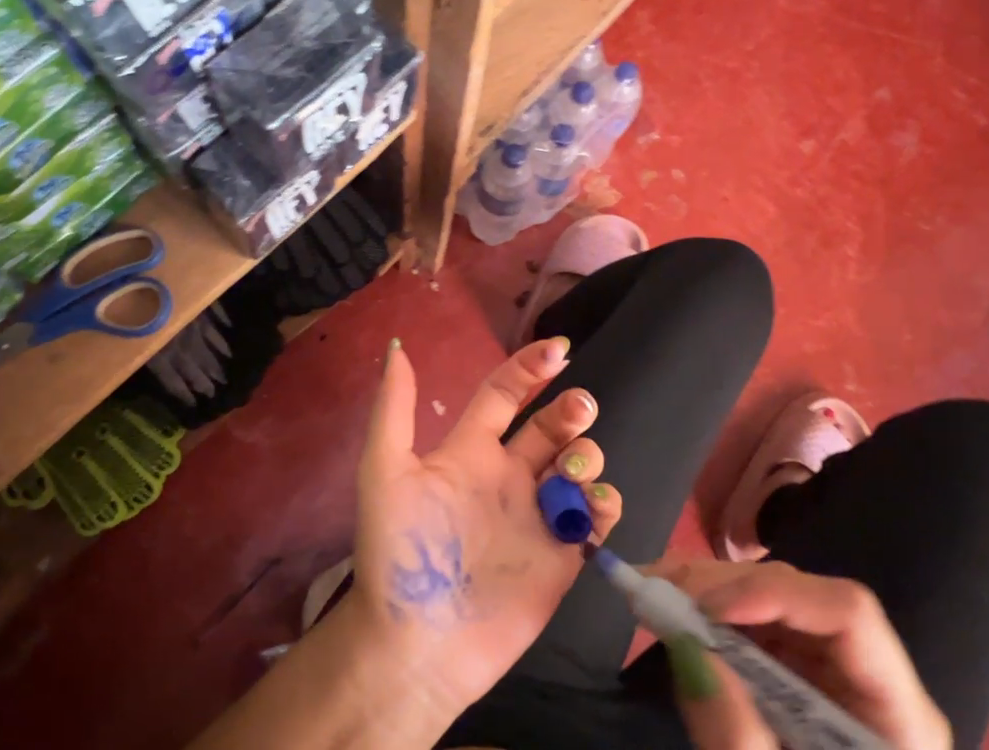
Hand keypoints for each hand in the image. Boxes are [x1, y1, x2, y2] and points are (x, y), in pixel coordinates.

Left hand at [346, 337, 623, 715]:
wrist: (417, 643)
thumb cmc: (397, 554)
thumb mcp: (384, 473)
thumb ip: (393, 409)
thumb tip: (397, 345)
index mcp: (469, 452)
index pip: (505, 394)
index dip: (530, 367)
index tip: (559, 349)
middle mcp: (506, 477)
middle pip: (551, 427)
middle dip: (571, 410)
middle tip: (578, 409)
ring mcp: (536, 517)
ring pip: (578, 467)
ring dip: (588, 454)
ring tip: (574, 468)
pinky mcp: (562, 558)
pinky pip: (595, 519)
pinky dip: (605, 504)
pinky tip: (592, 506)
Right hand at [650, 560, 950, 749]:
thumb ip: (737, 736)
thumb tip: (687, 647)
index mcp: (897, 714)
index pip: (847, 613)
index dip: (772, 594)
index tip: (701, 611)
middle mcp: (870, 678)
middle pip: (803, 596)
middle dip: (724, 586)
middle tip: (651, 587)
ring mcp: (834, 677)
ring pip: (773, 604)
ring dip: (706, 593)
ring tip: (647, 594)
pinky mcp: (800, 683)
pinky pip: (755, 633)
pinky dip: (708, 620)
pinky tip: (669, 618)